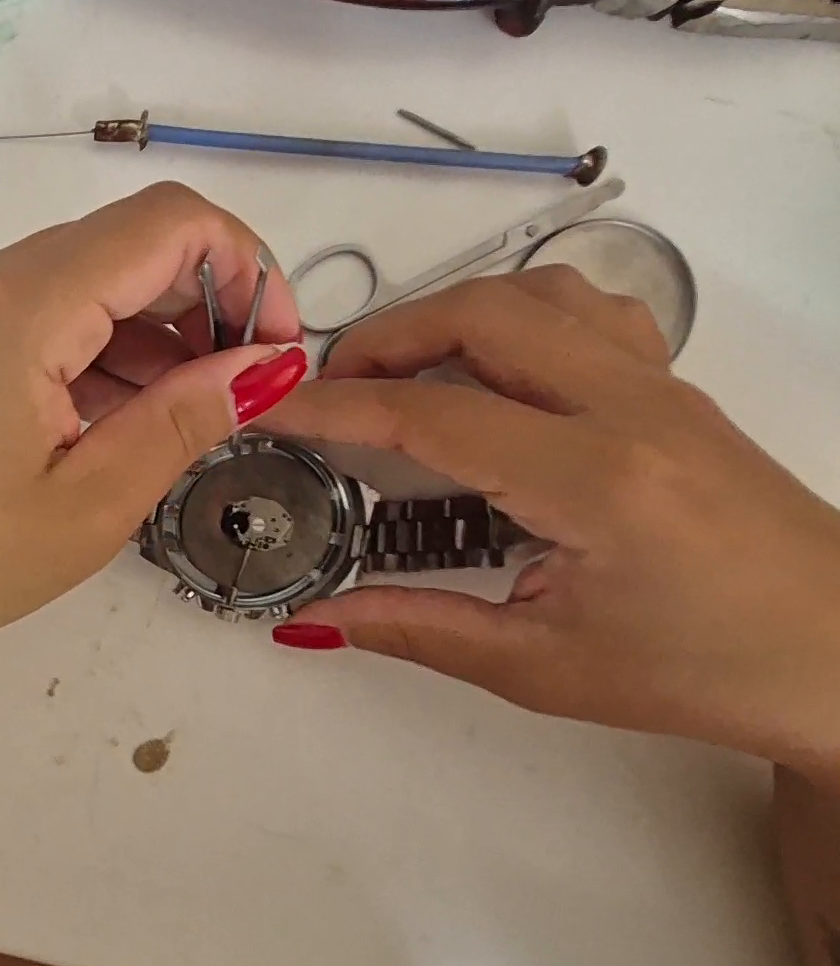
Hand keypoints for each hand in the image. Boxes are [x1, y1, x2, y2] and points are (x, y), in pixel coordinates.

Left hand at [0, 183, 305, 686]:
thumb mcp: (89, 504)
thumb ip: (185, 419)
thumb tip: (266, 364)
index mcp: (20, 305)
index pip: (166, 222)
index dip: (245, 267)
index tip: (272, 348)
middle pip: (119, 247)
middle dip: (198, 305)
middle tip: (233, 393)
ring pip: (73, 286)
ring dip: (141, 336)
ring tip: (173, 421)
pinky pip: (26, 321)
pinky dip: (82, 354)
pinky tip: (105, 421)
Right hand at [260, 267, 839, 775]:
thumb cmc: (700, 671)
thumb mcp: (538, 667)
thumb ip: (411, 627)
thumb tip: (307, 619)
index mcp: (595, 481)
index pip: (431, 413)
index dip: (333, 406)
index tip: (265, 407)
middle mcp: (632, 409)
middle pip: (482, 316)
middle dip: (381, 339)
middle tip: (324, 390)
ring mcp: (663, 387)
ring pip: (536, 294)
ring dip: (443, 315)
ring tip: (390, 371)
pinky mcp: (674, 389)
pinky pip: (581, 310)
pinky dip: (505, 315)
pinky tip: (475, 368)